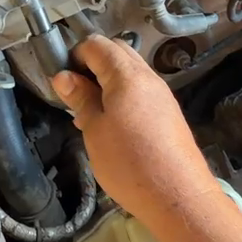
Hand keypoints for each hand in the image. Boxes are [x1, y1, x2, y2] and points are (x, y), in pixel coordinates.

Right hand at [51, 34, 225, 231]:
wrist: (178, 196)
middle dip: (92, 64)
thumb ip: (80, 99)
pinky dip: (123, 96)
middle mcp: (148, 76)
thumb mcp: (94, 131)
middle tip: (75, 93)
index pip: (97, 44)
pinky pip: (141, 90)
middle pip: (116, 52)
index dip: (75, 56)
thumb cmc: (130, 163)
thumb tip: (63, 76)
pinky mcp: (168, 112)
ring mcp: (161, 94)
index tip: (62, 80)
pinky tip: (112, 125)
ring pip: (130, 71)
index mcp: (127, 75)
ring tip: (90, 112)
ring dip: (107, 81)